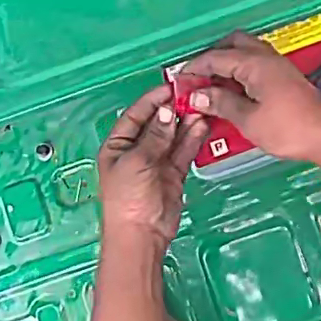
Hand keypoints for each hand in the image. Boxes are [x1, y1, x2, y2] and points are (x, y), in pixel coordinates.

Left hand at [98, 85, 208, 245]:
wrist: (141, 234)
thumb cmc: (128, 198)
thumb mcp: (137, 161)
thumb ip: (155, 136)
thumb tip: (168, 111)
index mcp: (117, 145)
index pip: (135, 115)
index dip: (152, 100)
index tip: (171, 87)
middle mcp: (136, 151)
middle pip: (157, 124)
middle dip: (173, 110)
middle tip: (192, 95)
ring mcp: (156, 162)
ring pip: (173, 137)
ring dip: (186, 123)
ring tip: (202, 107)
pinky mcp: (173, 174)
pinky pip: (184, 152)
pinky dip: (193, 139)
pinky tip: (203, 126)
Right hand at [178, 32, 320, 160]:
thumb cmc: (286, 129)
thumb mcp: (248, 119)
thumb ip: (221, 103)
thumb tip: (198, 95)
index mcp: (254, 63)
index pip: (216, 57)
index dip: (194, 68)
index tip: (178, 81)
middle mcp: (266, 57)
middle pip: (232, 44)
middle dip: (211, 58)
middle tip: (197, 79)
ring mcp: (278, 65)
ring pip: (245, 53)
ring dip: (226, 64)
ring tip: (211, 86)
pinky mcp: (284, 77)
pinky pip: (255, 65)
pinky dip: (239, 73)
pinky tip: (232, 92)